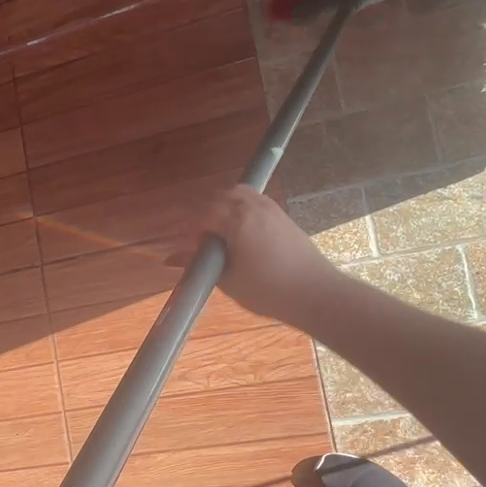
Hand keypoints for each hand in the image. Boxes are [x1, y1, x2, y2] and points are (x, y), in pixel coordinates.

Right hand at [170, 185, 343, 325]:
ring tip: (224, 234)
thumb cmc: (267, 290)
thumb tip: (171, 260)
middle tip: (206, 239)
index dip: (194, 230)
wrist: (314, 292)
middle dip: (208, 213)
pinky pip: (256, 201)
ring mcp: (271, 208)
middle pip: (221, 197)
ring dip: (227, 207)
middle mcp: (253, 207)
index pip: (204, 214)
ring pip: (241, 194)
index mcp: (236, 221)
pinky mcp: (283, 216)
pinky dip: (244, 209)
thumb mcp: (228, 280)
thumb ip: (199, 264)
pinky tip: (245, 233)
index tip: (193, 249)